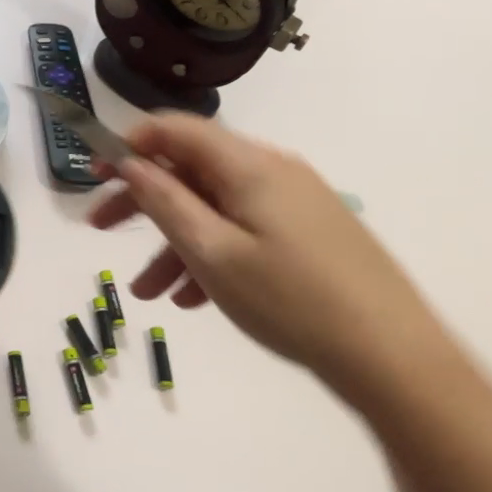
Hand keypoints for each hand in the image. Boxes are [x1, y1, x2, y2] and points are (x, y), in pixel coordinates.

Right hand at [88, 113, 447, 392]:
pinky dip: (211, 255)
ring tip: (146, 293)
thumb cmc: (293, 301)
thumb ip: (164, 201)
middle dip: (142, 199)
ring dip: (174, 242)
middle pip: (190, 169)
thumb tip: (129, 162)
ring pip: (215, 207)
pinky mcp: (310, 235)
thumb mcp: (213, 252)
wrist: (398, 362)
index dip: (127, 145)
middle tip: (99, 227)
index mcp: (248, 165)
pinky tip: (193, 300)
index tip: (93, 174)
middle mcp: (271, 171)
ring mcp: (294, 204)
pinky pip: (243, 231)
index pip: (174, 129)